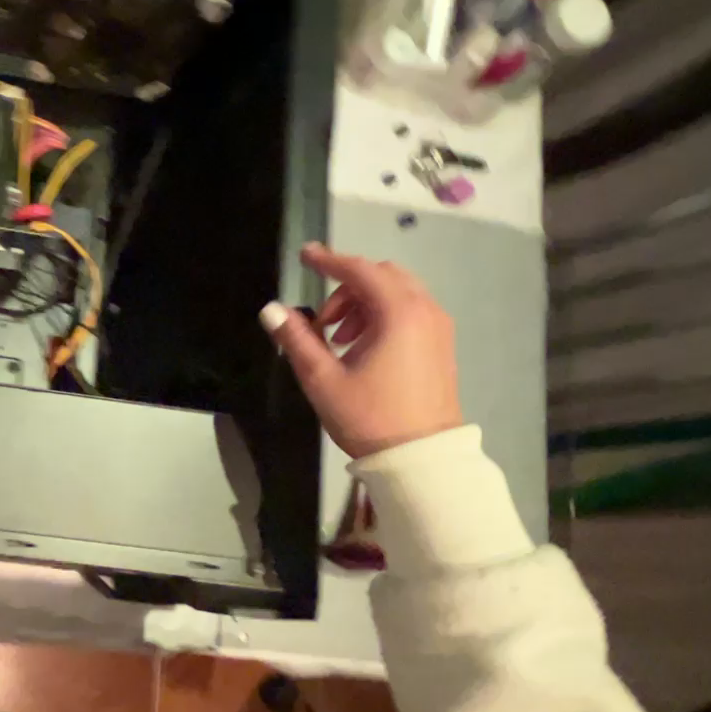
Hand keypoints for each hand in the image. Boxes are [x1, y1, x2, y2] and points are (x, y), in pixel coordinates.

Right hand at [261, 243, 463, 458]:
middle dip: (347, 287)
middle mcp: (424, 310)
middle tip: (321, 321)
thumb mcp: (322, 379)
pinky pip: (409, 310)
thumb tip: (271, 310)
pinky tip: (361, 348)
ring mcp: (437, 327)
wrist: (419, 456)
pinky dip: (381, 315)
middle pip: (382, 276)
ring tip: (337, 340)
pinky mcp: (440, 344)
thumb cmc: (367, 416)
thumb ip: (296, 339)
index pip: (359, 271)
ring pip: (397, 293)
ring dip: (363, 303)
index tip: (305, 255)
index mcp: (398, 314)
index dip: (328, 260)